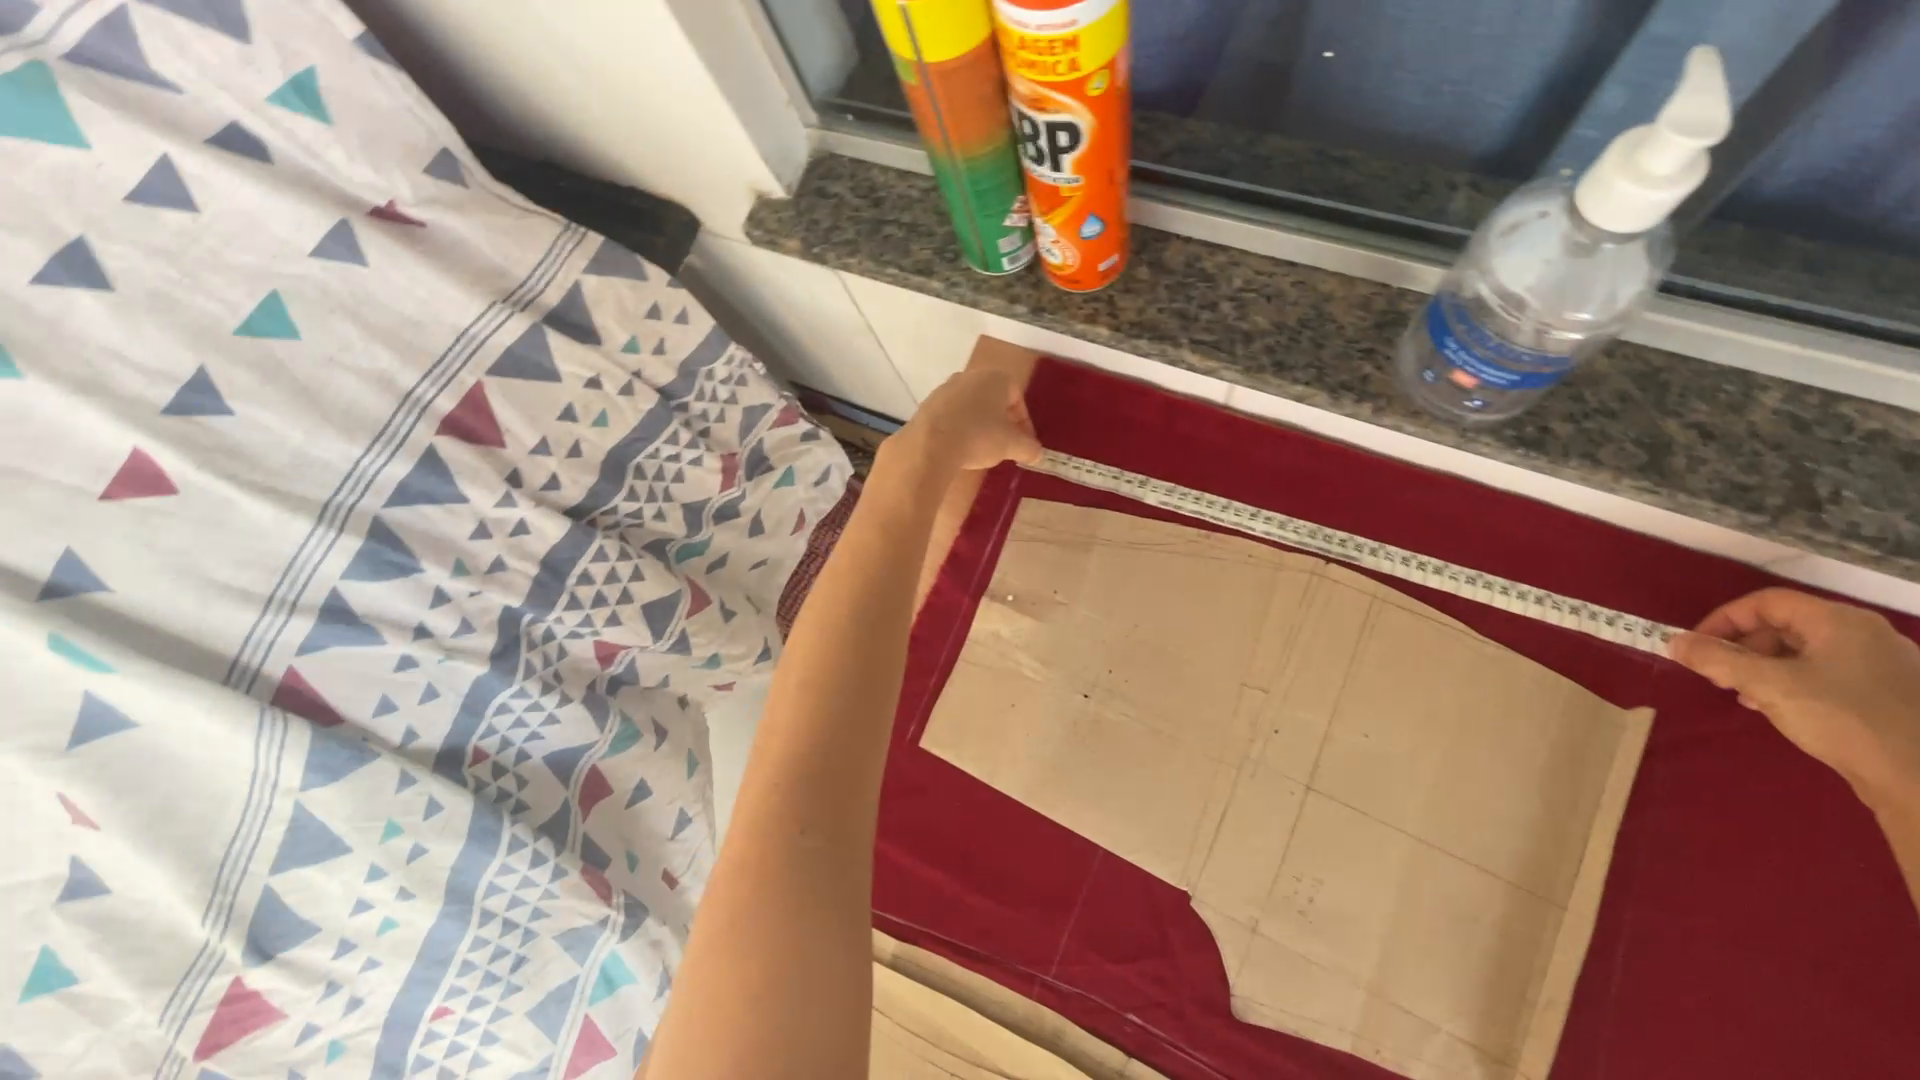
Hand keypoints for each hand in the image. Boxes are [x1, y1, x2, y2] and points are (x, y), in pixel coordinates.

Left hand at [893, 369, 1042, 471]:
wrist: (930, 444)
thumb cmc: (979, 436)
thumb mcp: (1011, 445)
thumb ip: (1029, 447)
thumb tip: (1036, 453)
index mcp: (996, 378)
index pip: (1018, 396)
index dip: (1024, 421)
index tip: (1024, 443)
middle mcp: (970, 376)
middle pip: (993, 399)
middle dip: (1002, 422)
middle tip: (1005, 445)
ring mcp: (945, 388)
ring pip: (971, 406)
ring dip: (980, 425)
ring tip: (981, 449)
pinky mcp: (927, 404)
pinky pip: (951, 415)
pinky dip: (959, 428)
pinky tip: (959, 447)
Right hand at [1671, 588, 1919, 811]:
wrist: (1919, 776)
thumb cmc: (1841, 717)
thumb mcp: (1767, 685)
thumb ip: (1716, 659)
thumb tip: (1674, 642)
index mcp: (1839, 621)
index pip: (1766, 602)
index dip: (1723, 620)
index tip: (1697, 648)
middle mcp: (1865, 634)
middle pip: (1785, 625)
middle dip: (1742, 647)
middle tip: (1718, 675)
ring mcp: (1882, 664)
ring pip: (1804, 652)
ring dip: (1763, 667)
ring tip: (1743, 694)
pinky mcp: (1887, 694)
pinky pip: (1826, 674)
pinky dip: (1792, 683)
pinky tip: (1780, 708)